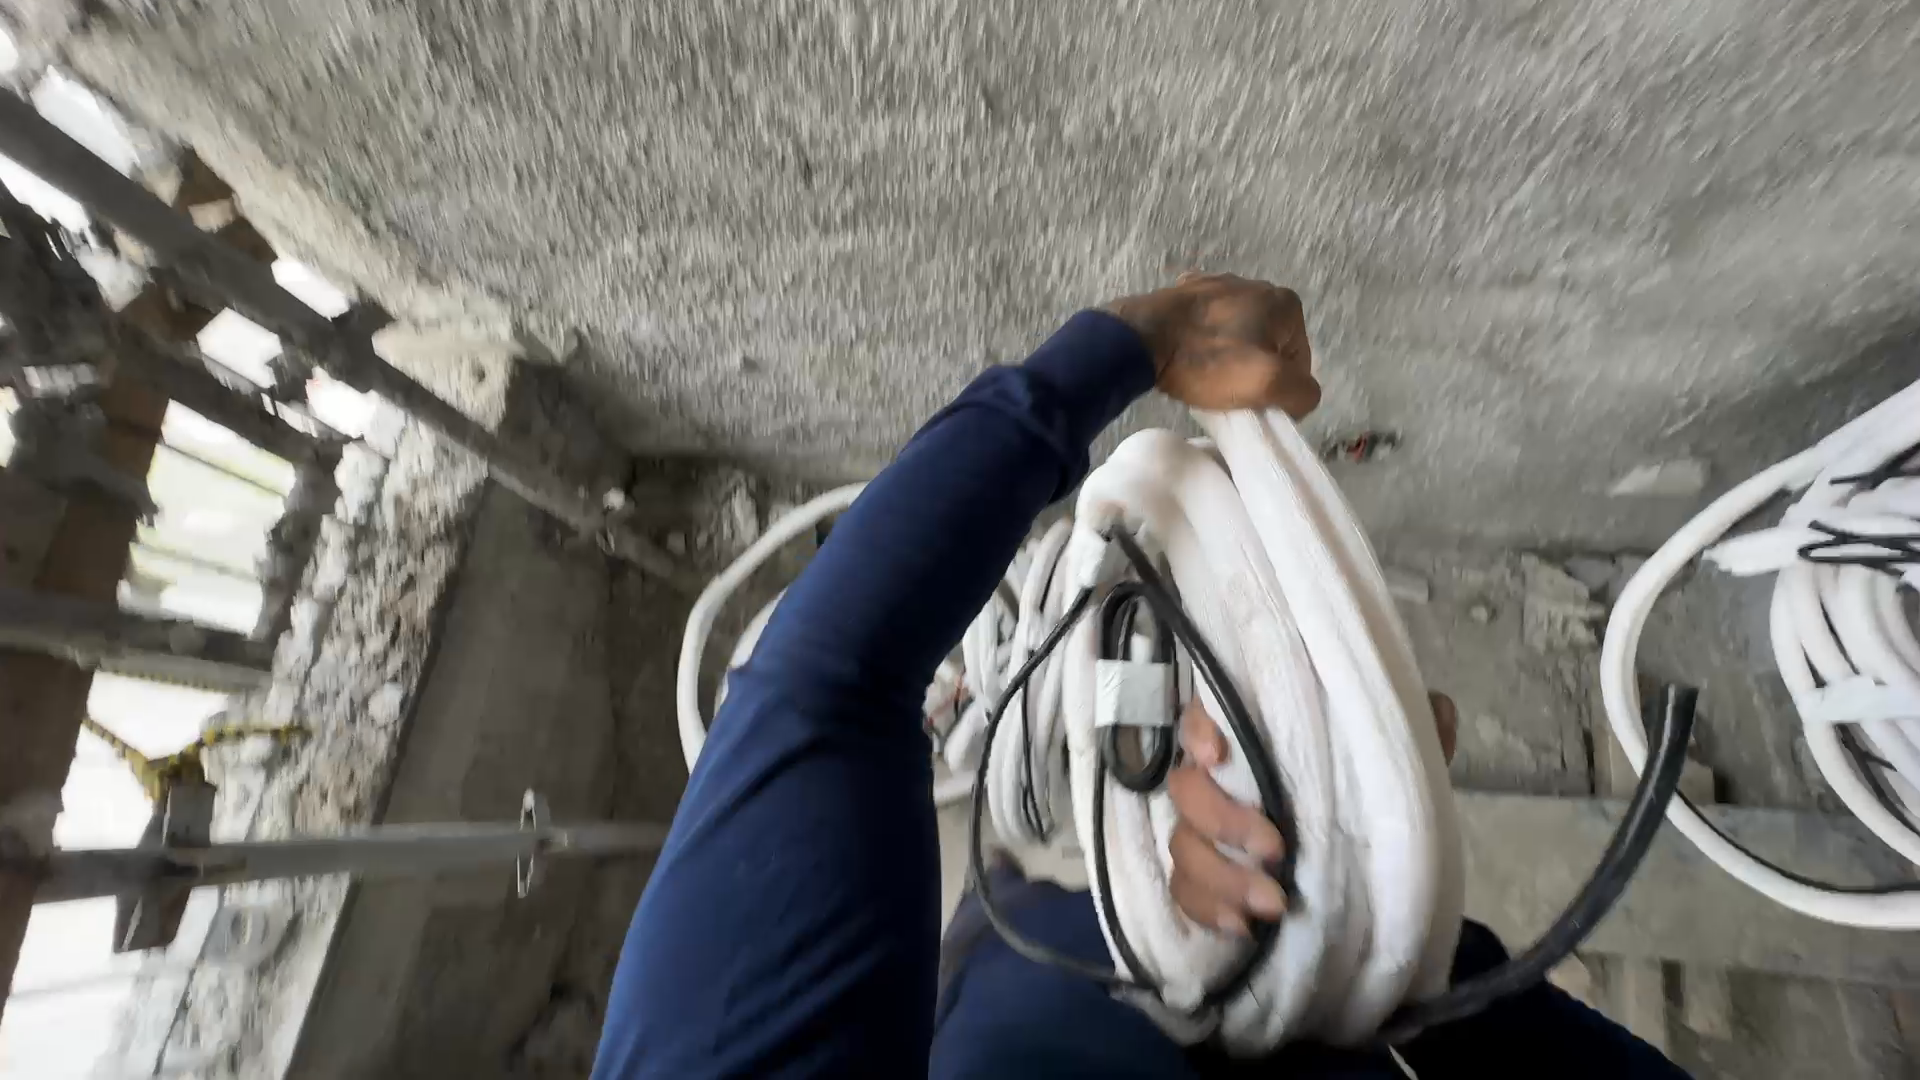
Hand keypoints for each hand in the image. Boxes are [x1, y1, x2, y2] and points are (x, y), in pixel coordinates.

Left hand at [1103, 272, 1318, 417]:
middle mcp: (1254, 285)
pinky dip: (1199, 342)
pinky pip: (1203, 326)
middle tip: (1225, 392)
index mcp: (1284, 302)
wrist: (1140, 339)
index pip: (1298, 360)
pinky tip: (1185, 356)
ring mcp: (1215, 285)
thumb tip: (1300, 396)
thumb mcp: (1267, 384)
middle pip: (1266, 346)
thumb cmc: (1206, 361)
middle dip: (1251, 371)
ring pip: (1234, 334)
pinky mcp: (1182, 293)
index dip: (1280, 389)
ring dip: (1225, 357)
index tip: (1252, 404)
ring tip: (1202, 378)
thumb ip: (1301, 392)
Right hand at [1168, 692, 1457, 935]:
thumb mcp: (1399, 767)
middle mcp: (1216, 783)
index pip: (1201, 720)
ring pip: (1184, 846)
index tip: (1220, 754)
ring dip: (1223, 876)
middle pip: (1187, 789)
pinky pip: (1186, 894)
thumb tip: (1435, 707)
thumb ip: (1411, 736)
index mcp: (1249, 743)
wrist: (1369, 873)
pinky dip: (1209, 909)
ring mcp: (1205, 834)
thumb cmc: (1367, 801)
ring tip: (1275, 905)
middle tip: (1277, 848)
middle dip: (1223, 820)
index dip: (1198, 732)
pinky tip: (1245, 927)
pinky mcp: (1206, 883)